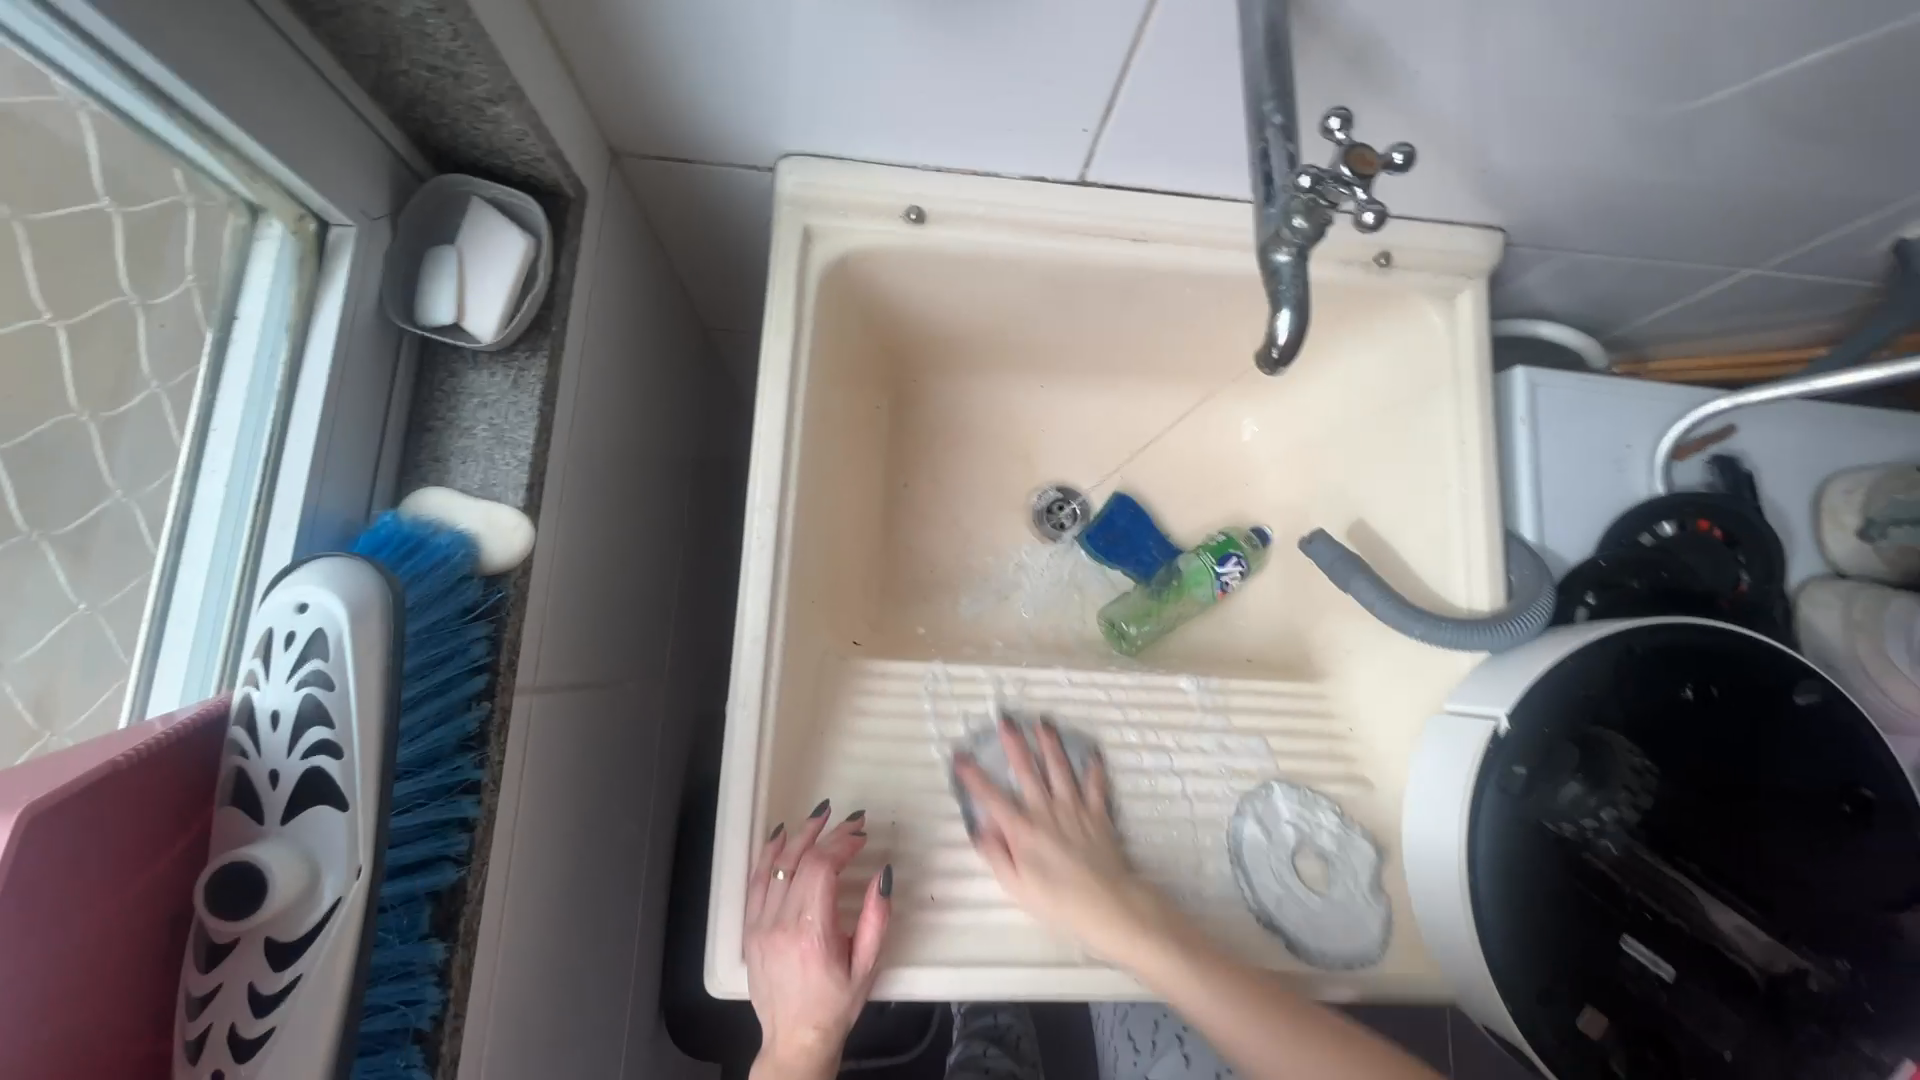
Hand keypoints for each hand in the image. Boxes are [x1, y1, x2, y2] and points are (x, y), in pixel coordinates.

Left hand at [745, 802, 891, 1079]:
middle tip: (849, 819)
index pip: (822, 868)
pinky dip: (769, 854)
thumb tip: (883, 874)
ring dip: (799, 835)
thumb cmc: (836, 1004)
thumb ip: (877, 917)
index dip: (842, 844)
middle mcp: (781, 923)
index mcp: (812, 932)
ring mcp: (760, 925)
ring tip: (820, 814)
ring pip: (777, 865)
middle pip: (801, 860)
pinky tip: (781, 835)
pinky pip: (756, 882)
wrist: (795, 1040)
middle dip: (827, 833)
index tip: (861, 835)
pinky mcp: (750, 930)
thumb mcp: (867, 965)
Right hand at [953, 716, 1171, 965]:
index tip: (960, 756)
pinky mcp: (1098, 815)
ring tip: (1044, 724)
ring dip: (1051, 745)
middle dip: (1015, 744)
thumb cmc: (1056, 901)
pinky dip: (1095, 770)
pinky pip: (1096, 787)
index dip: (974, 777)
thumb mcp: (1015, 886)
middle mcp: (1046, 811)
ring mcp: (1074, 809)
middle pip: (1028, 771)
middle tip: (1007, 721)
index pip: (992, 798)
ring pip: (1060, 770)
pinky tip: (1093, 755)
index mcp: (1023, 830)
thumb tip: (980, 827)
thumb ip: (996, 854)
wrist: (1105, 904)